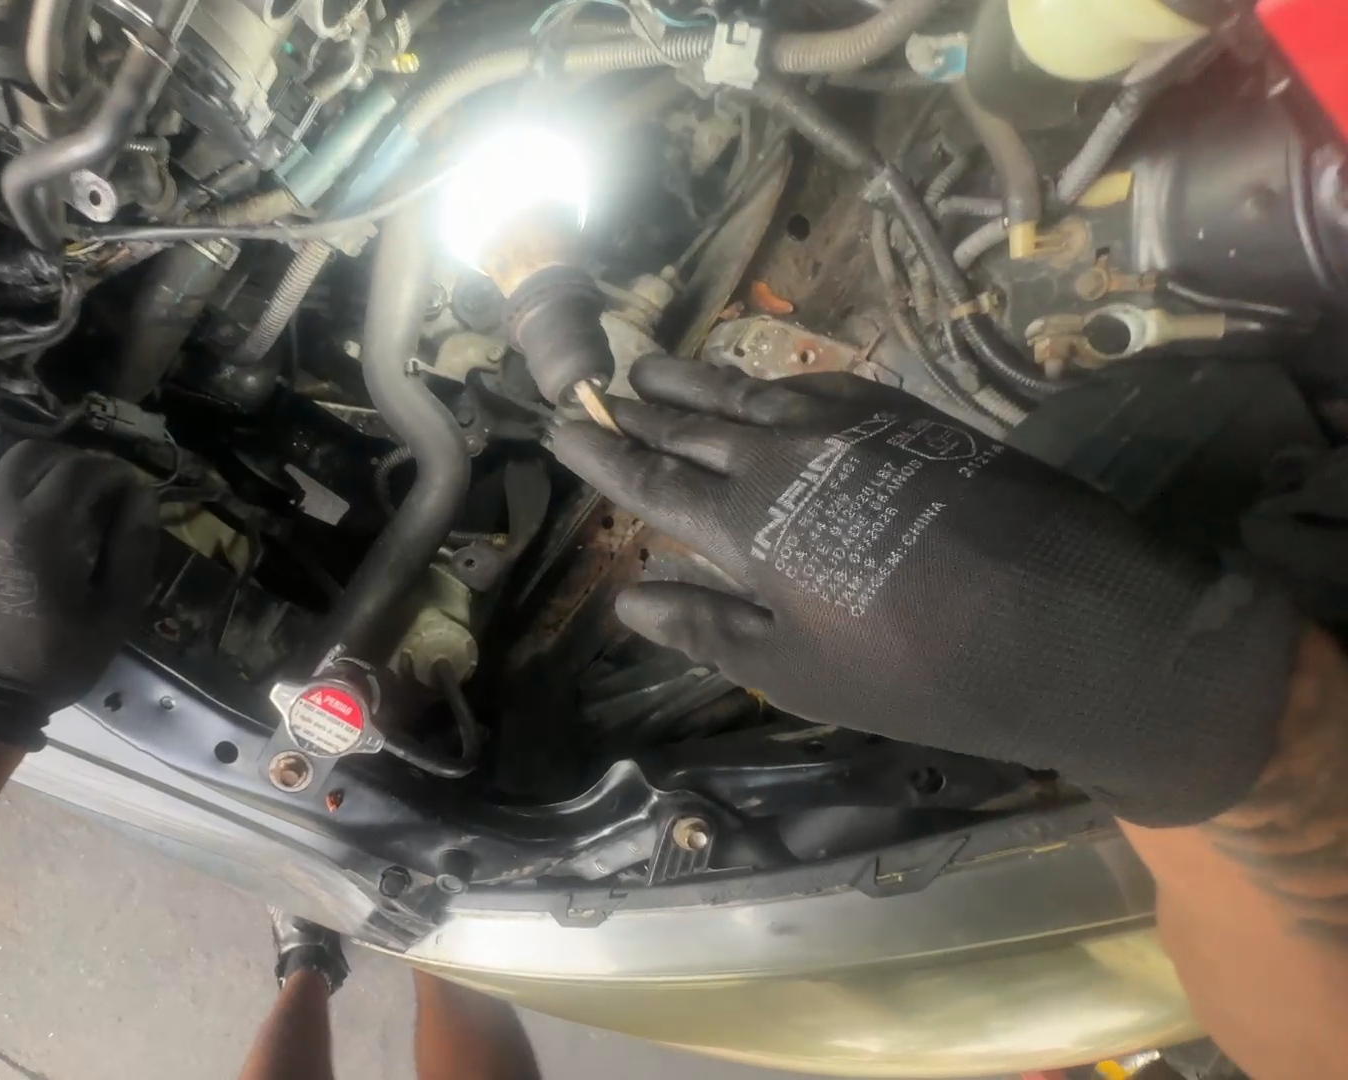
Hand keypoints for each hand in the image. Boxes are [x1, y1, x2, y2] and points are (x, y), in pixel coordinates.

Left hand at [0, 441, 157, 748]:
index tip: (123, 488)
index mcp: (39, 526)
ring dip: (17, 469)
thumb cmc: (51, 659)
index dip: (110, 471)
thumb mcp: (114, 612)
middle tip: (83, 490)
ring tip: (33, 495)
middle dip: (67, 464)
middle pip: (32, 453)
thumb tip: (142, 495)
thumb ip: (134, 548)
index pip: (81, 468)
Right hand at [553, 357, 1301, 825]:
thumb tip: (626, 600)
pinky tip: (756, 380)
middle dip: (636, 410)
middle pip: (688, 425)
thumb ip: (704, 625)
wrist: (1088, 632)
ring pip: (745, 391)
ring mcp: (846, 427)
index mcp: (747, 523)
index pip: (648, 479)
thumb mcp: (795, 671)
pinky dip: (768, 380)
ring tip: (650, 366)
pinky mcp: (903, 416)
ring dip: (692, 381)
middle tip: (597, 389)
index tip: (560, 429)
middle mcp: (783, 457)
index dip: (599, 455)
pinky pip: (812, 382)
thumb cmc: (919, 671)